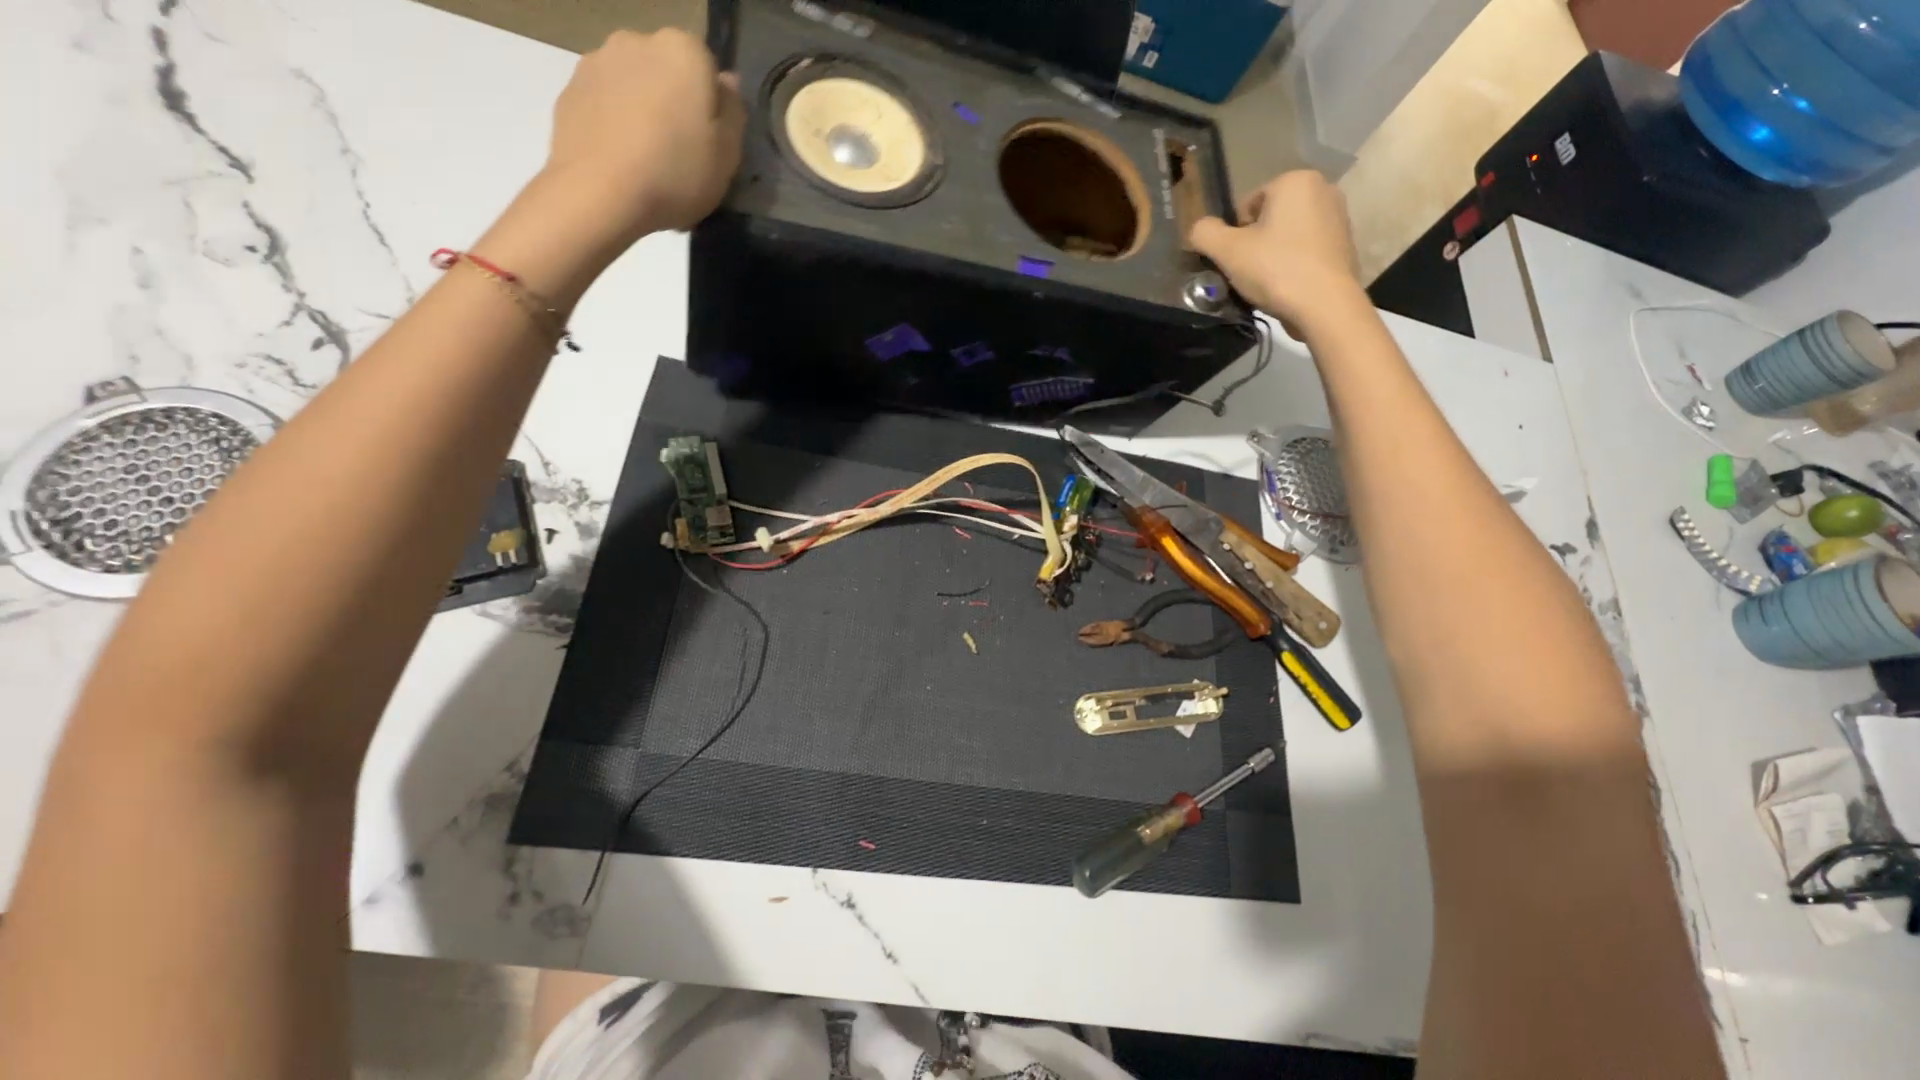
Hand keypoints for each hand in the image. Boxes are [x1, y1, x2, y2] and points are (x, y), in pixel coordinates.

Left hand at [543, 29, 745, 240]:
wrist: (596, 195)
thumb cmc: (674, 173)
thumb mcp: (728, 154)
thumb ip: (733, 111)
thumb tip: (725, 85)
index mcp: (683, 50)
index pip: (707, 68)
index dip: (711, 106)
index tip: (709, 140)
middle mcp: (636, 42)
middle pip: (666, 72)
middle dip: (673, 101)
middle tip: (678, 151)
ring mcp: (596, 63)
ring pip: (632, 86)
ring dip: (641, 110)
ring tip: (644, 160)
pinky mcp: (568, 91)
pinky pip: (603, 104)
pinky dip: (613, 124)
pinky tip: (619, 161)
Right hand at [1189, 171, 1365, 333]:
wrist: (1326, 306)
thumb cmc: (1276, 269)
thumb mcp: (1227, 251)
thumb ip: (1204, 233)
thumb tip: (1199, 229)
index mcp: (1295, 180)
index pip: (1247, 205)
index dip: (1235, 234)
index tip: (1237, 259)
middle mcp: (1323, 190)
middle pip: (1269, 218)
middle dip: (1256, 242)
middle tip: (1250, 272)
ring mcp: (1340, 217)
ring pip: (1288, 235)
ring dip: (1274, 254)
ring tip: (1270, 282)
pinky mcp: (1347, 245)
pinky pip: (1307, 250)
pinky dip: (1295, 263)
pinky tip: (1290, 286)